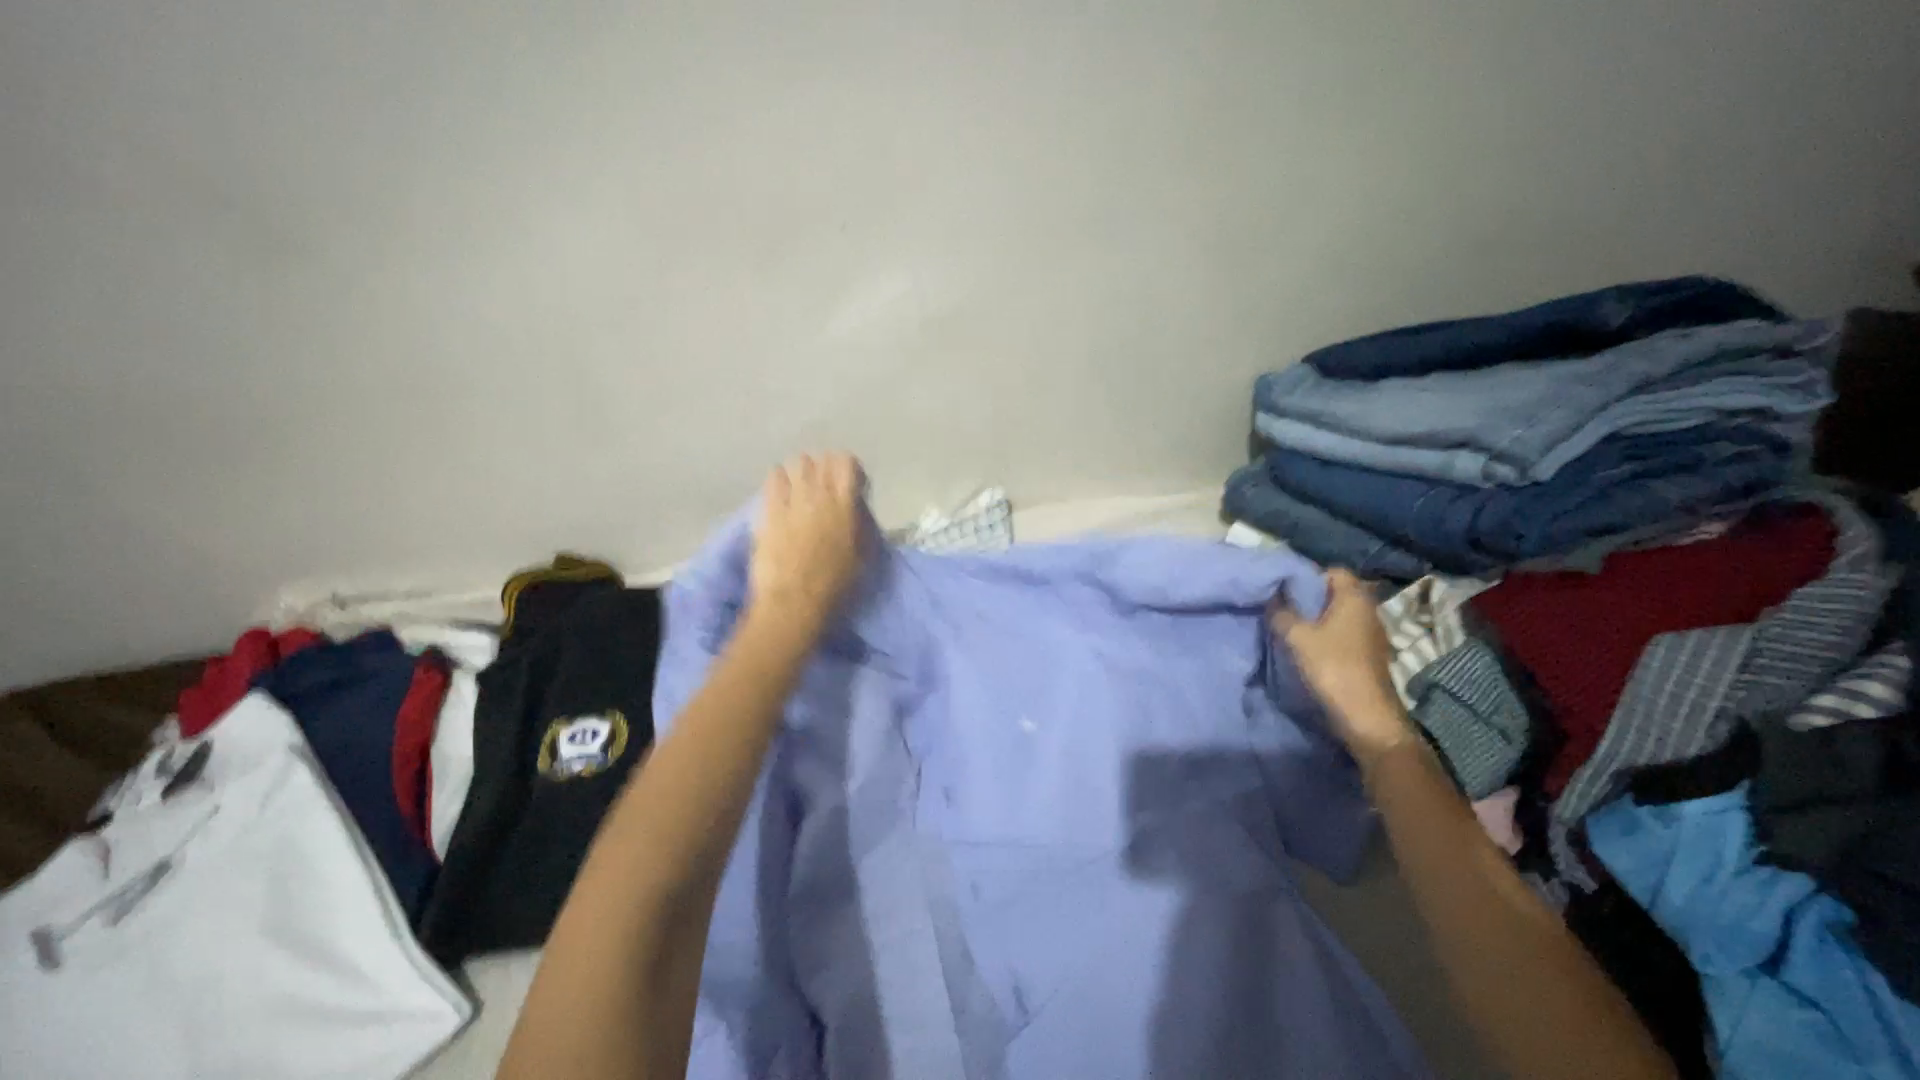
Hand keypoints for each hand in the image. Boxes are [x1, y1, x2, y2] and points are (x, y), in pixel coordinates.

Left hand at [748, 453, 864, 629]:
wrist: (793, 600)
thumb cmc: (833, 585)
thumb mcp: (861, 556)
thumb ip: (861, 526)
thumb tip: (858, 512)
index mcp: (845, 505)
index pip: (847, 462)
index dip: (848, 468)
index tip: (848, 483)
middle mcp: (819, 494)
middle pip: (821, 459)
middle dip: (824, 468)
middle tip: (824, 486)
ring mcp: (792, 499)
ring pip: (797, 462)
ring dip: (801, 472)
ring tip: (800, 488)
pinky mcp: (769, 508)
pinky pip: (773, 478)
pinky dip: (779, 480)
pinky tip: (780, 495)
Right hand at [1271, 568, 1416, 764]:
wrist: (1366, 715)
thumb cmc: (1333, 667)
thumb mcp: (1298, 638)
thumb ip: (1282, 614)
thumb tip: (1272, 597)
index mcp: (1355, 598)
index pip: (1334, 571)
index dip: (1309, 575)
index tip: (1286, 589)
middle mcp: (1369, 610)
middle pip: (1337, 593)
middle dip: (1311, 598)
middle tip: (1284, 608)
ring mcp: (1373, 634)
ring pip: (1341, 615)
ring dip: (1319, 619)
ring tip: (1292, 629)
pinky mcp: (1370, 654)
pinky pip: (1346, 634)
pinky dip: (1329, 636)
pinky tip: (1310, 649)